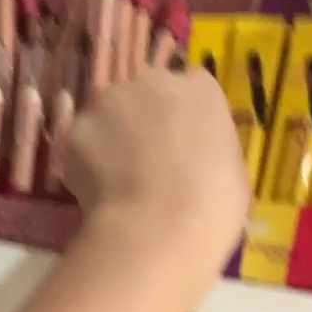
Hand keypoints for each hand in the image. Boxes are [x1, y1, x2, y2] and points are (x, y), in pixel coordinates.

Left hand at [63, 66, 250, 281]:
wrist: (159, 231)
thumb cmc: (212, 208)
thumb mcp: (234, 173)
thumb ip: (214, 148)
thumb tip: (200, 155)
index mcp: (201, 89)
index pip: (191, 87)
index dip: (184, 117)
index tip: (182, 146)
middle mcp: (153, 80)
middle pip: (147, 93)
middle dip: (146, 121)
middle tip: (148, 164)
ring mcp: (111, 102)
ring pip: (110, 114)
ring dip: (114, 139)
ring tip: (120, 181)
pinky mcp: (78, 129)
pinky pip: (83, 143)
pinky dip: (88, 163)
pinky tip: (100, 193)